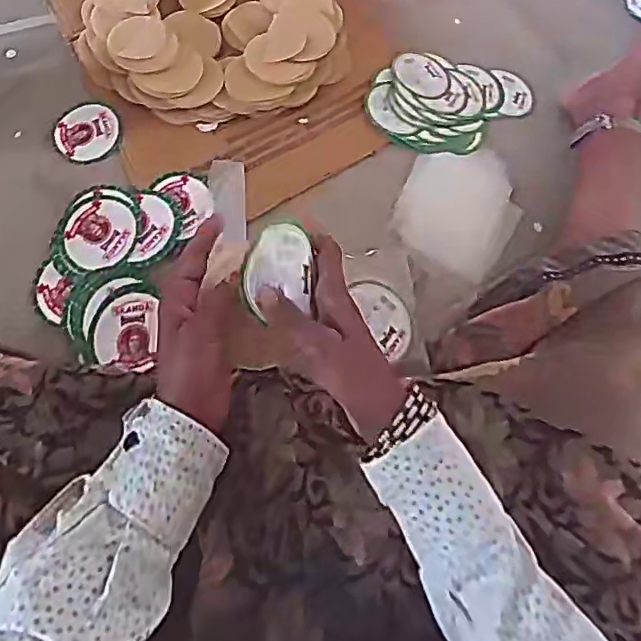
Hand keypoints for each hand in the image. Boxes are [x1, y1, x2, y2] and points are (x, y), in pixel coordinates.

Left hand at [151, 218, 233, 435]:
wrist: (192, 413)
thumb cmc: (190, 370)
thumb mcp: (202, 332)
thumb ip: (216, 300)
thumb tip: (231, 272)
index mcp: (176, 303)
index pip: (189, 263)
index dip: (202, 241)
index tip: (218, 220)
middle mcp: (185, 309)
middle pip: (198, 272)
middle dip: (212, 252)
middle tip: (231, 234)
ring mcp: (199, 324)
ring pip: (212, 289)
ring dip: (226, 272)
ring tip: (245, 256)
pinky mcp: (214, 338)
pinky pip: (225, 308)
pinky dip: (237, 295)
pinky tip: (253, 292)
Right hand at [256, 233, 407, 441]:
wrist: (379, 410)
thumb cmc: (354, 375)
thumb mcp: (319, 346)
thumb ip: (292, 319)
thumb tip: (265, 287)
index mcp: (337, 298)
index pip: (328, 255)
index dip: (311, 237)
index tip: (285, 230)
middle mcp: (336, 306)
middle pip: (316, 273)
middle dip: (293, 261)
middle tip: (262, 256)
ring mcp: (334, 325)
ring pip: (310, 295)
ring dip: (291, 286)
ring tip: (260, 281)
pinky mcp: (330, 344)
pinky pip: (307, 318)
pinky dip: (291, 313)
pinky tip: (272, 321)